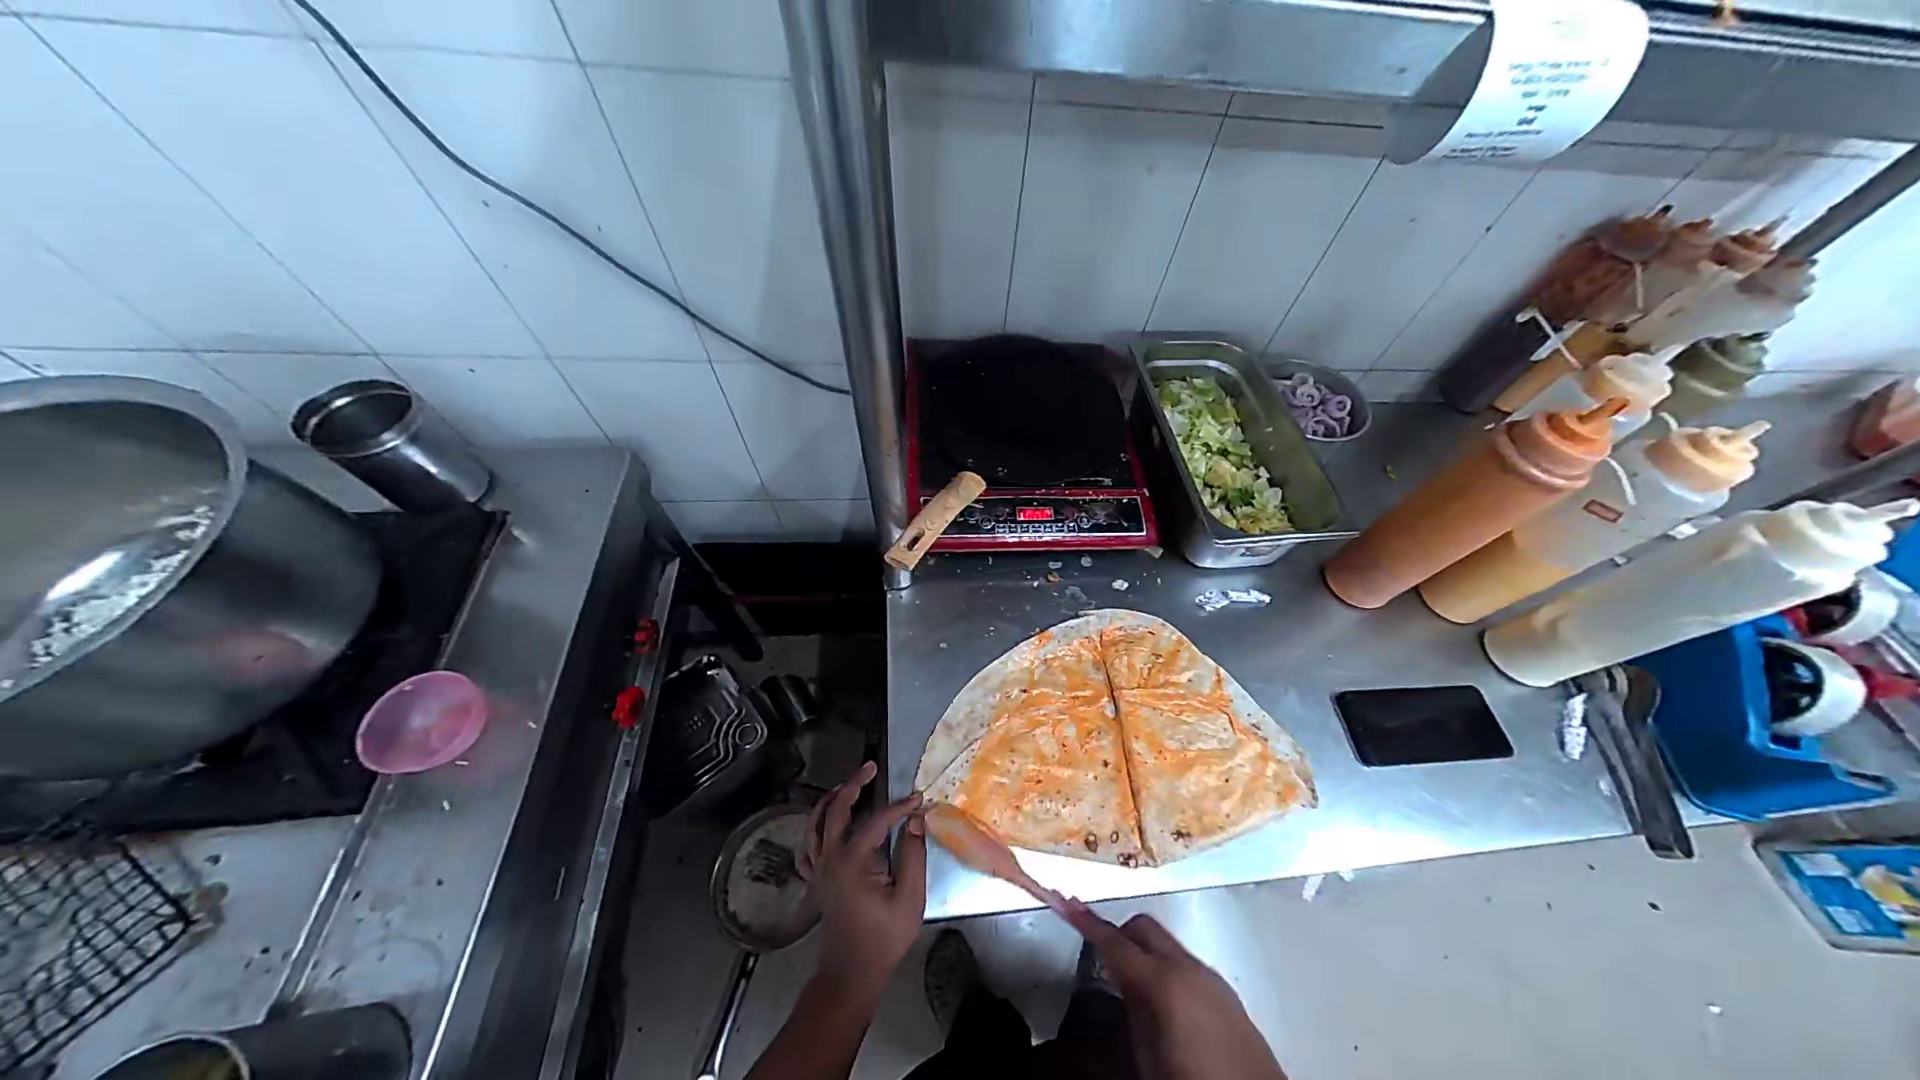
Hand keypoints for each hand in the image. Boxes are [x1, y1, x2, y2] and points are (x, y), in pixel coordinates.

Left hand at [796, 761, 926, 999]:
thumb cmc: (883, 940)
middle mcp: (829, 858)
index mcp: (852, 862)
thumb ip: (913, 856)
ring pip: (815, 823)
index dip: (900, 807)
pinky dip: (815, 828)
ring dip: (830, 800)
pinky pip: (808, 846)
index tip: (919, 800)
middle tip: (870, 767)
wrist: (850, 974)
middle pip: (835, 809)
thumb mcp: (909, 899)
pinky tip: (826, 823)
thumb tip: (915, 822)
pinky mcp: (816, 879)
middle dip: (853, 784)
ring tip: (848, 785)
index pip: (878, 821)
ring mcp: (818, 868)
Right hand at [1062, 903, 1287, 1079]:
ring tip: (1127, 984)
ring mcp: (1209, 977)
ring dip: (1142, 950)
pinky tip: (1161, 1000)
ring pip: (1165, 943)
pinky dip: (1164, 967)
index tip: (1066, 905)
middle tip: (1097, 954)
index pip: (1115, 943)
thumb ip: (1130, 1012)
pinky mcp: (1224, 992)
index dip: (1087, 924)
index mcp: (1162, 982)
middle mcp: (1187, 968)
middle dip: (1118, 933)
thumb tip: (1120, 985)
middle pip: (1143, 928)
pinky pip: (1184, 963)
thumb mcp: (1148, 1058)